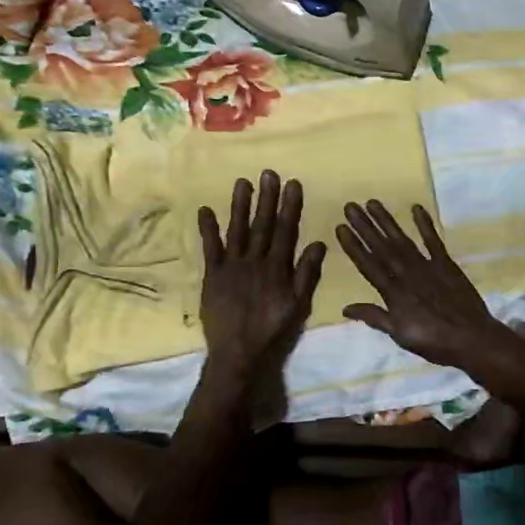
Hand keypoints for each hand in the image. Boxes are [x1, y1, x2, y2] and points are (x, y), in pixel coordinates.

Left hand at [198, 171, 324, 371]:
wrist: (237, 351)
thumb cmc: (272, 329)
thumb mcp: (299, 304)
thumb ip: (307, 274)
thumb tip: (319, 244)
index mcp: (277, 267)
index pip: (286, 230)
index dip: (290, 207)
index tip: (293, 184)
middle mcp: (255, 261)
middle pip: (262, 224)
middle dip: (267, 198)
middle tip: (269, 173)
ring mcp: (231, 266)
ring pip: (237, 230)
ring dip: (240, 205)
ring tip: (242, 182)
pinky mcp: (212, 275)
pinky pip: (210, 248)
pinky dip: (208, 229)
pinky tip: (206, 210)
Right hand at [334, 200, 517, 368]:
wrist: (471, 338)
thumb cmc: (433, 341)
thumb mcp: (399, 335)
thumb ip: (374, 317)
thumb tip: (345, 308)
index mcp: (394, 293)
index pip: (369, 265)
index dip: (354, 247)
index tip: (341, 228)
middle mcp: (408, 274)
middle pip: (382, 247)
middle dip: (365, 227)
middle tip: (350, 206)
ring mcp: (428, 267)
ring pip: (403, 240)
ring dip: (387, 221)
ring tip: (372, 203)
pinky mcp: (447, 264)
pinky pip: (434, 241)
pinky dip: (425, 224)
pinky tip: (415, 208)